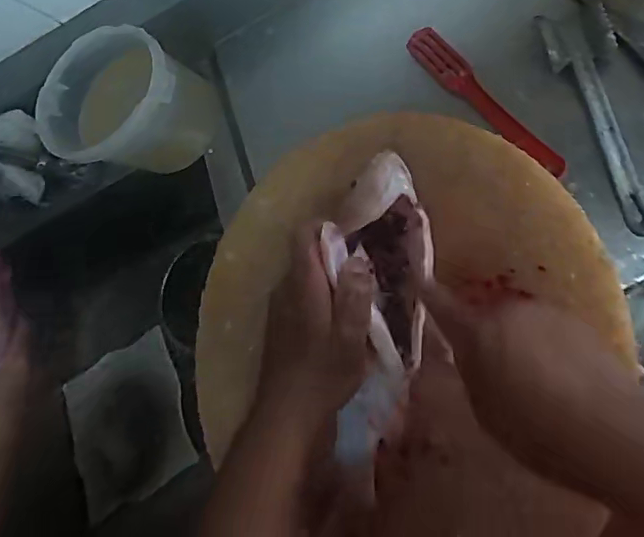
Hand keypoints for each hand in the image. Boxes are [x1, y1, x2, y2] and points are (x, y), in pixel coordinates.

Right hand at [0, 320, 31, 485]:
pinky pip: (21, 373)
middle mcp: (35, 368)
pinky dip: (7, 366)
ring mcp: (35, 388)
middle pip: (23, 336)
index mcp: (20, 360)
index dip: (4, 307)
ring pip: (22, 356)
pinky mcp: (28, 404)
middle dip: (4, 326)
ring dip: (5, 348)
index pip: (20, 320)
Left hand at [253, 225, 374, 428]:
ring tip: (356, 298)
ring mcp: (278, 306)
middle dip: (334, 256)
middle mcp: (285, 287)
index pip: (304, 233)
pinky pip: (299, 296)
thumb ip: (354, 295)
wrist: (285, 417)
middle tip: (365, 271)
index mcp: (302, 282)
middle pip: (306, 254)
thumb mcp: (350, 337)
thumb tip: (357, 258)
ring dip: (328, 280)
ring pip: (304, 276)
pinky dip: (318, 298)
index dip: (327, 227)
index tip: (354, 237)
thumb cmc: (322, 374)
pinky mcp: (279, 324)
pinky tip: (337, 322)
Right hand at [421, 281, 638, 482]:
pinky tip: (558, 375)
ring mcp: (544, 310)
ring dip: (516, 336)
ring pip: (518, 319)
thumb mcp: (487, 411)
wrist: (613, 426)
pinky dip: (544, 344)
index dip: (428, 292)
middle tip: (486, 359)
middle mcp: (508, 308)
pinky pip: (547, 328)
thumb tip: (465, 354)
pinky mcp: (577, 321)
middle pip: (484, 311)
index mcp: (478, 329)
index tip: (418, 280)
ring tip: (528, 372)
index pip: (441, 302)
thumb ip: (471, 374)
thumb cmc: (538, 428)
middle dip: (482, 327)